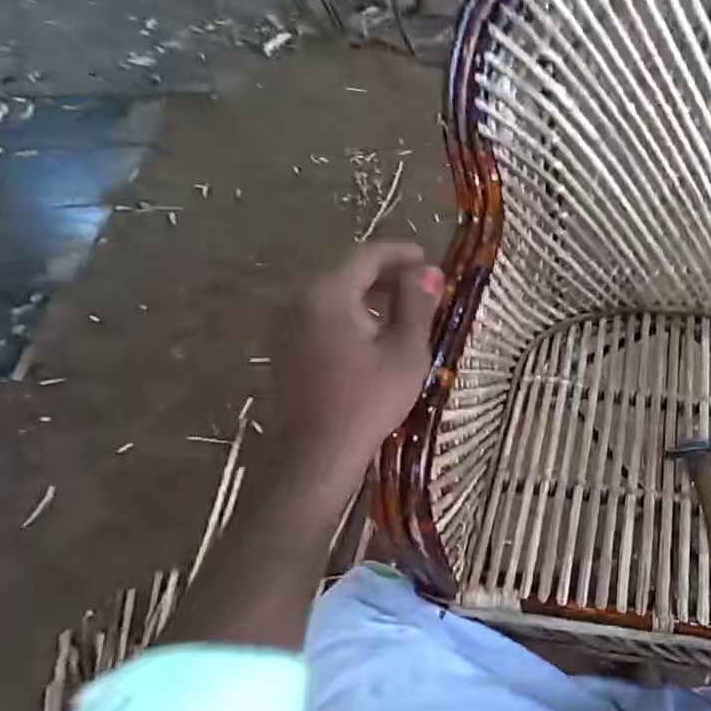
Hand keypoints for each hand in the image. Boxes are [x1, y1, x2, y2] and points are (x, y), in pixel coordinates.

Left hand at [270, 241, 443, 487]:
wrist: (316, 456)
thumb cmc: (367, 403)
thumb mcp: (405, 352)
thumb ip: (417, 304)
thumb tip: (427, 272)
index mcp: (327, 292)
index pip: (367, 255)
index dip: (401, 254)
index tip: (428, 261)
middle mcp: (298, 300)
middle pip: (346, 273)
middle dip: (385, 276)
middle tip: (419, 290)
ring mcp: (285, 326)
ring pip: (332, 297)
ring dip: (366, 298)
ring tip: (400, 314)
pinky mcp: (282, 351)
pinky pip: (319, 319)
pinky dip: (347, 318)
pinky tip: (370, 339)